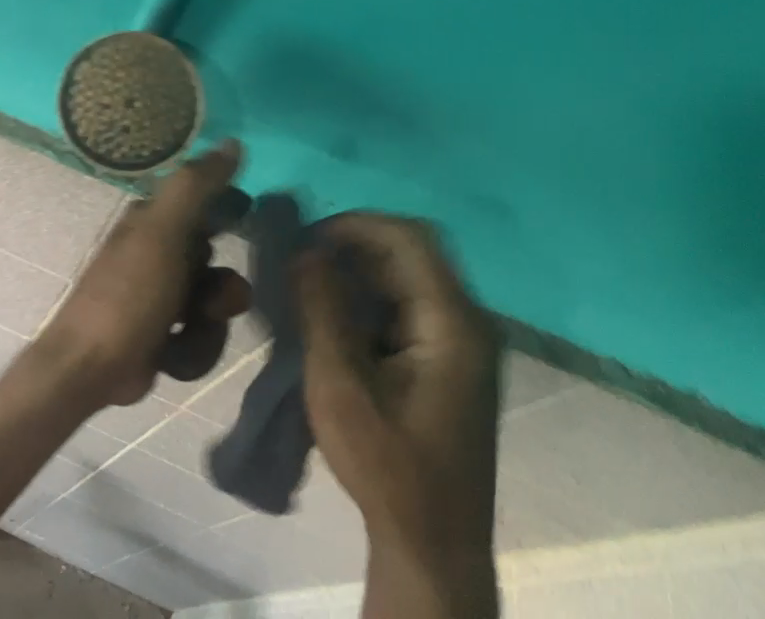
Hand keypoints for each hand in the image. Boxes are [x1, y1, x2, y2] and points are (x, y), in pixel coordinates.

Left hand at [34, 141, 252, 407]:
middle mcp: (154, 254)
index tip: (249, 233)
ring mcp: (158, 297)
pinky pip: (201, 338)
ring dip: (207, 328)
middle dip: (221, 291)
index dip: (230, 218)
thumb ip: (195, 187)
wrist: (93, 365)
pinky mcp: (162, 336)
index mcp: (149, 223)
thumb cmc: (127, 294)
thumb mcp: (163, 233)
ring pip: (213, 306)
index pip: (204, 205)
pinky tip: (170, 357)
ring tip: (184, 334)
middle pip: (216, 263)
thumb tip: (232, 142)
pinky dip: (191, 350)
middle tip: (210, 304)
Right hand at [296, 215, 500, 618]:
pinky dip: (366, 301)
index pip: (409, 238)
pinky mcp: (448, 364)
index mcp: (452, 323)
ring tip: (303, 286)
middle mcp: (468, 323)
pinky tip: (330, 320)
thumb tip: (306, 250)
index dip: (353, 225)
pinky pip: (406, 309)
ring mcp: (462, 345)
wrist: (432, 540)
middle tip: (296, 260)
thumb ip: (323, 310)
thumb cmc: (386, 463)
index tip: (302, 239)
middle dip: (350, 247)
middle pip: (411, 254)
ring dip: (355, 274)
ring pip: (407, 281)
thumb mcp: (340, 383)